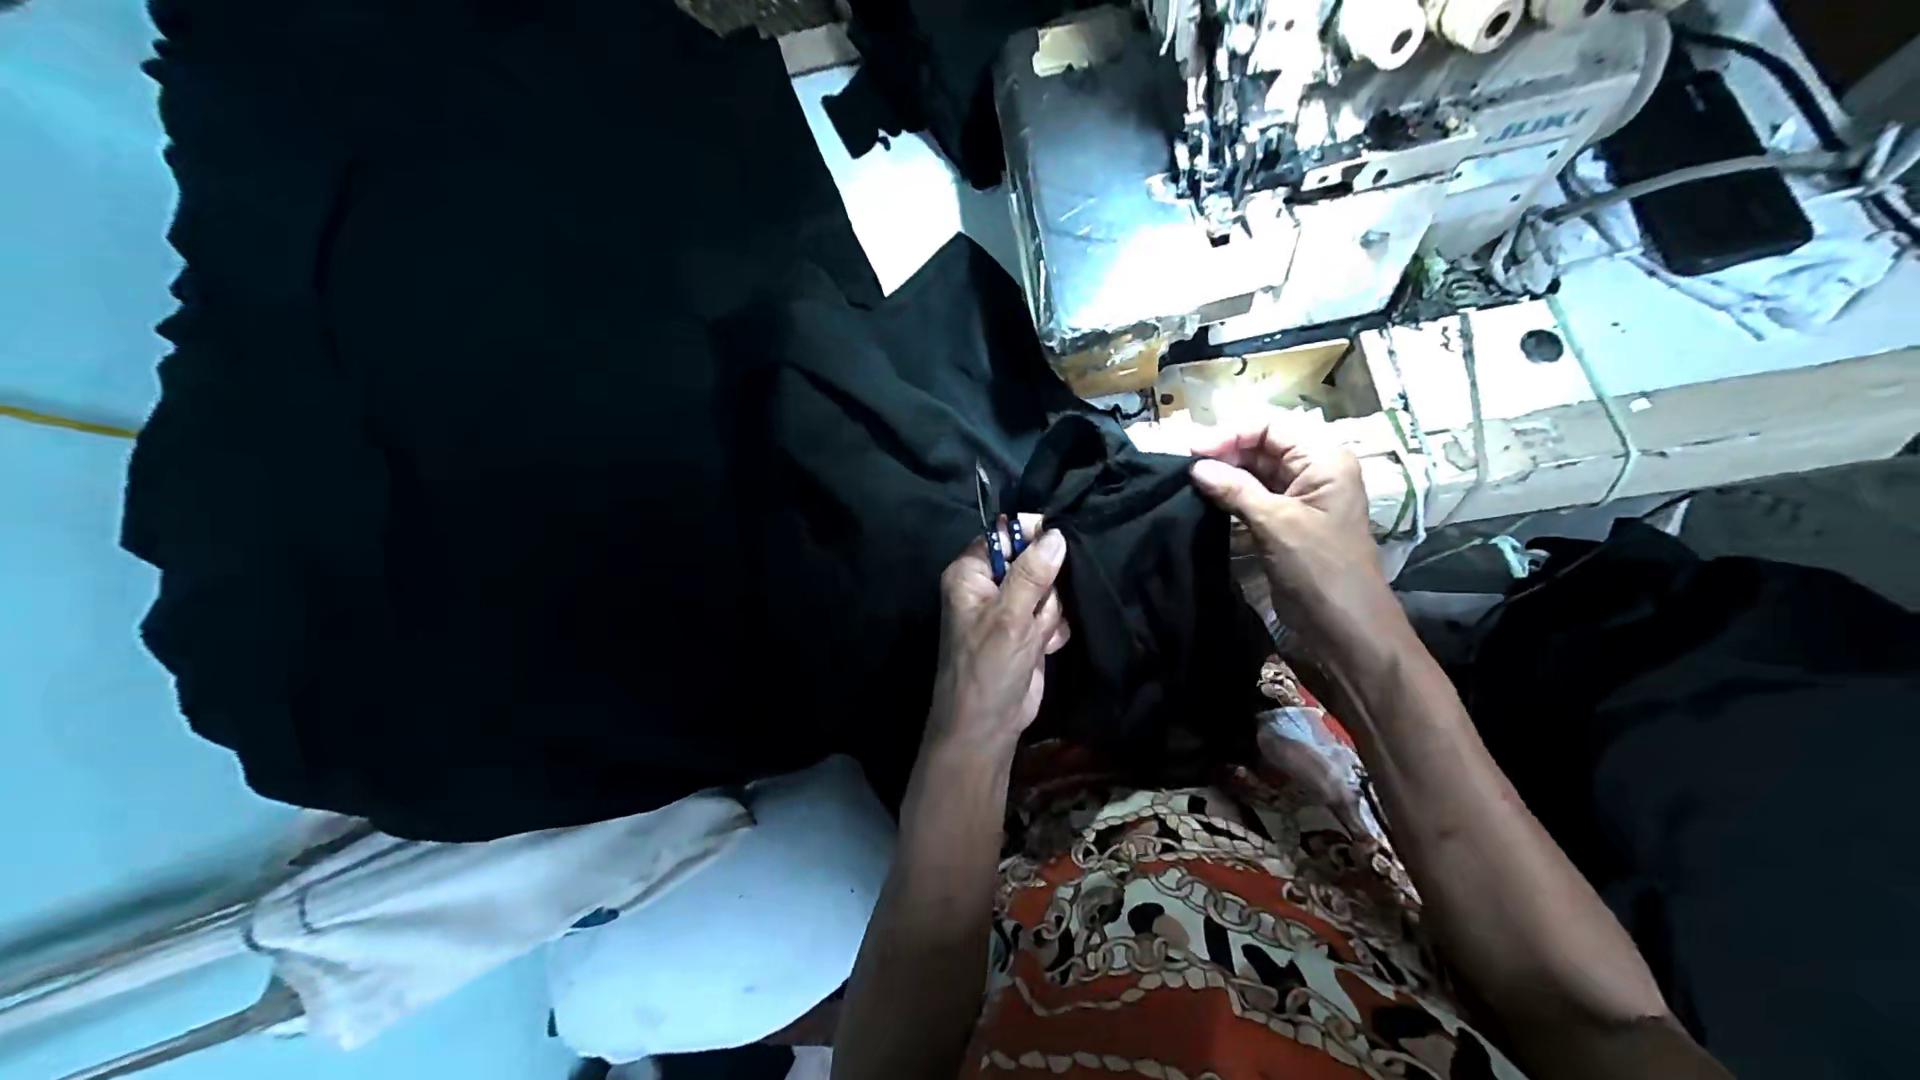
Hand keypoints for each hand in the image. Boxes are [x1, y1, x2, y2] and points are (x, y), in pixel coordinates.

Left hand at [928, 516, 1069, 757]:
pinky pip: (1054, 615)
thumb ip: (1032, 573)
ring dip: (1049, 613)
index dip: (1031, 534)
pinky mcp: (1028, 632)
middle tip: (1037, 608)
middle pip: (1033, 560)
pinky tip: (1043, 648)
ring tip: (1034, 636)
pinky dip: (1053, 630)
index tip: (1059, 539)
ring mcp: (1010, 610)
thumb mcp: (1009, 616)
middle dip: (1044, 585)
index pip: (1004, 534)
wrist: (987, 727)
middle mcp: (989, 586)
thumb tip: (1056, 534)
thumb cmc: (986, 667)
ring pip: (1049, 590)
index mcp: (971, 573)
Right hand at [1186, 418, 1410, 668]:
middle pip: (1262, 444)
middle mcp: (1314, 470)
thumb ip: (1235, 489)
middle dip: (1224, 451)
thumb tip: (1196, 467)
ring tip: (1188, 480)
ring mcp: (1300, 496)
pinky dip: (1230, 493)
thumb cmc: (1320, 569)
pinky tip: (1204, 498)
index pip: (1271, 426)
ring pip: (1255, 470)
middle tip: (1184, 467)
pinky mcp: (1285, 520)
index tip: (1192, 451)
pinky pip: (1253, 494)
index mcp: (1324, 459)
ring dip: (1224, 473)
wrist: (1344, 626)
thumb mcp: (1276, 524)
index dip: (1230, 433)